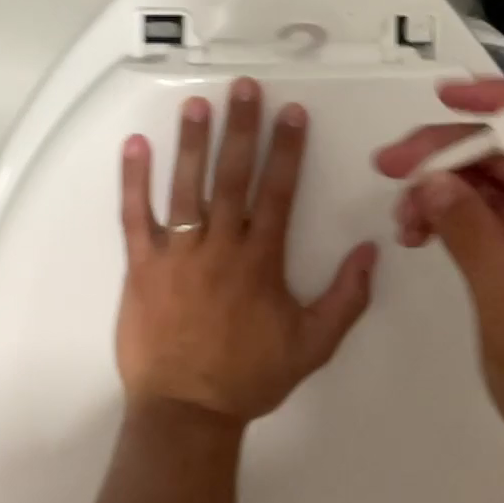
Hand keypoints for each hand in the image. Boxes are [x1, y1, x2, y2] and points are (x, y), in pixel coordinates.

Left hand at [116, 77, 378, 427]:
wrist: (185, 414)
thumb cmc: (250, 377)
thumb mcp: (314, 344)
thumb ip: (347, 298)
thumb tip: (370, 251)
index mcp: (261, 260)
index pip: (279, 191)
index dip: (286, 149)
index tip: (291, 112)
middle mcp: (220, 247)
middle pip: (233, 177)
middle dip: (240, 129)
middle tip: (243, 89)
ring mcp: (177, 254)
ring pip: (186, 188)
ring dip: (192, 143)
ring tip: (196, 104)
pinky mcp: (141, 267)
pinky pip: (135, 217)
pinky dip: (133, 181)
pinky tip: (134, 147)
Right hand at [374, 79, 503, 474]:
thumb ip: (472, 234)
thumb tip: (430, 180)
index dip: (496, 99)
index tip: (443, 96)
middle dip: (447, 149)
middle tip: (391, 164)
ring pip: (486, 178)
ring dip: (439, 184)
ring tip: (401, 212)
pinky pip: (478, 213)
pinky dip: (445, 215)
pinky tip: (416, 232)